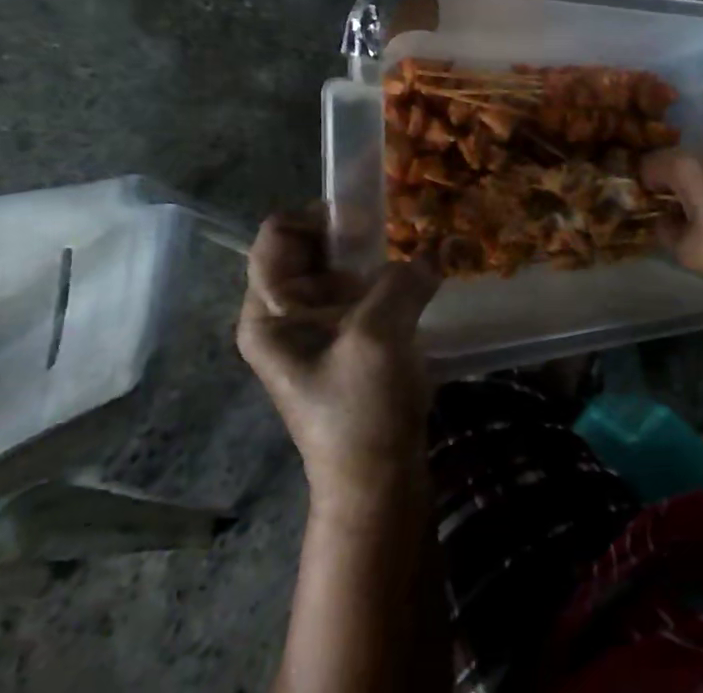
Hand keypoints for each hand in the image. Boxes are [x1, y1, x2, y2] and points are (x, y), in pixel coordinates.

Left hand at [238, 212, 440, 516]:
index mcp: (268, 312)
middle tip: (393, 232)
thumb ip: (402, 282)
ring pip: (338, 275)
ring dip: (372, 261)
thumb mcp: (377, 337)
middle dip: (350, 238)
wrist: (376, 485)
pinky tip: (416, 285)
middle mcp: (283, 318)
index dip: (317, 217)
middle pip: (308, 252)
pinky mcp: (345, 349)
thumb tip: (435, 252)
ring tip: (410, 256)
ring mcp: (314, 335)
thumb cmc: (361, 410)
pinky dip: (383, 286)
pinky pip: (358, 300)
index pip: (276, 236)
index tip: (365, 219)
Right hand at [641, 150, 702, 297]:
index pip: (641, 167)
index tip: (628, 210)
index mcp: (683, 165)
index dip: (631, 188)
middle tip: (648, 217)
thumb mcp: (689, 251)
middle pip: (667, 166)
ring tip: (676, 222)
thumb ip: (664, 232)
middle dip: (655, 189)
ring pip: (692, 174)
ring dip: (681, 193)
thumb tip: (663, 221)